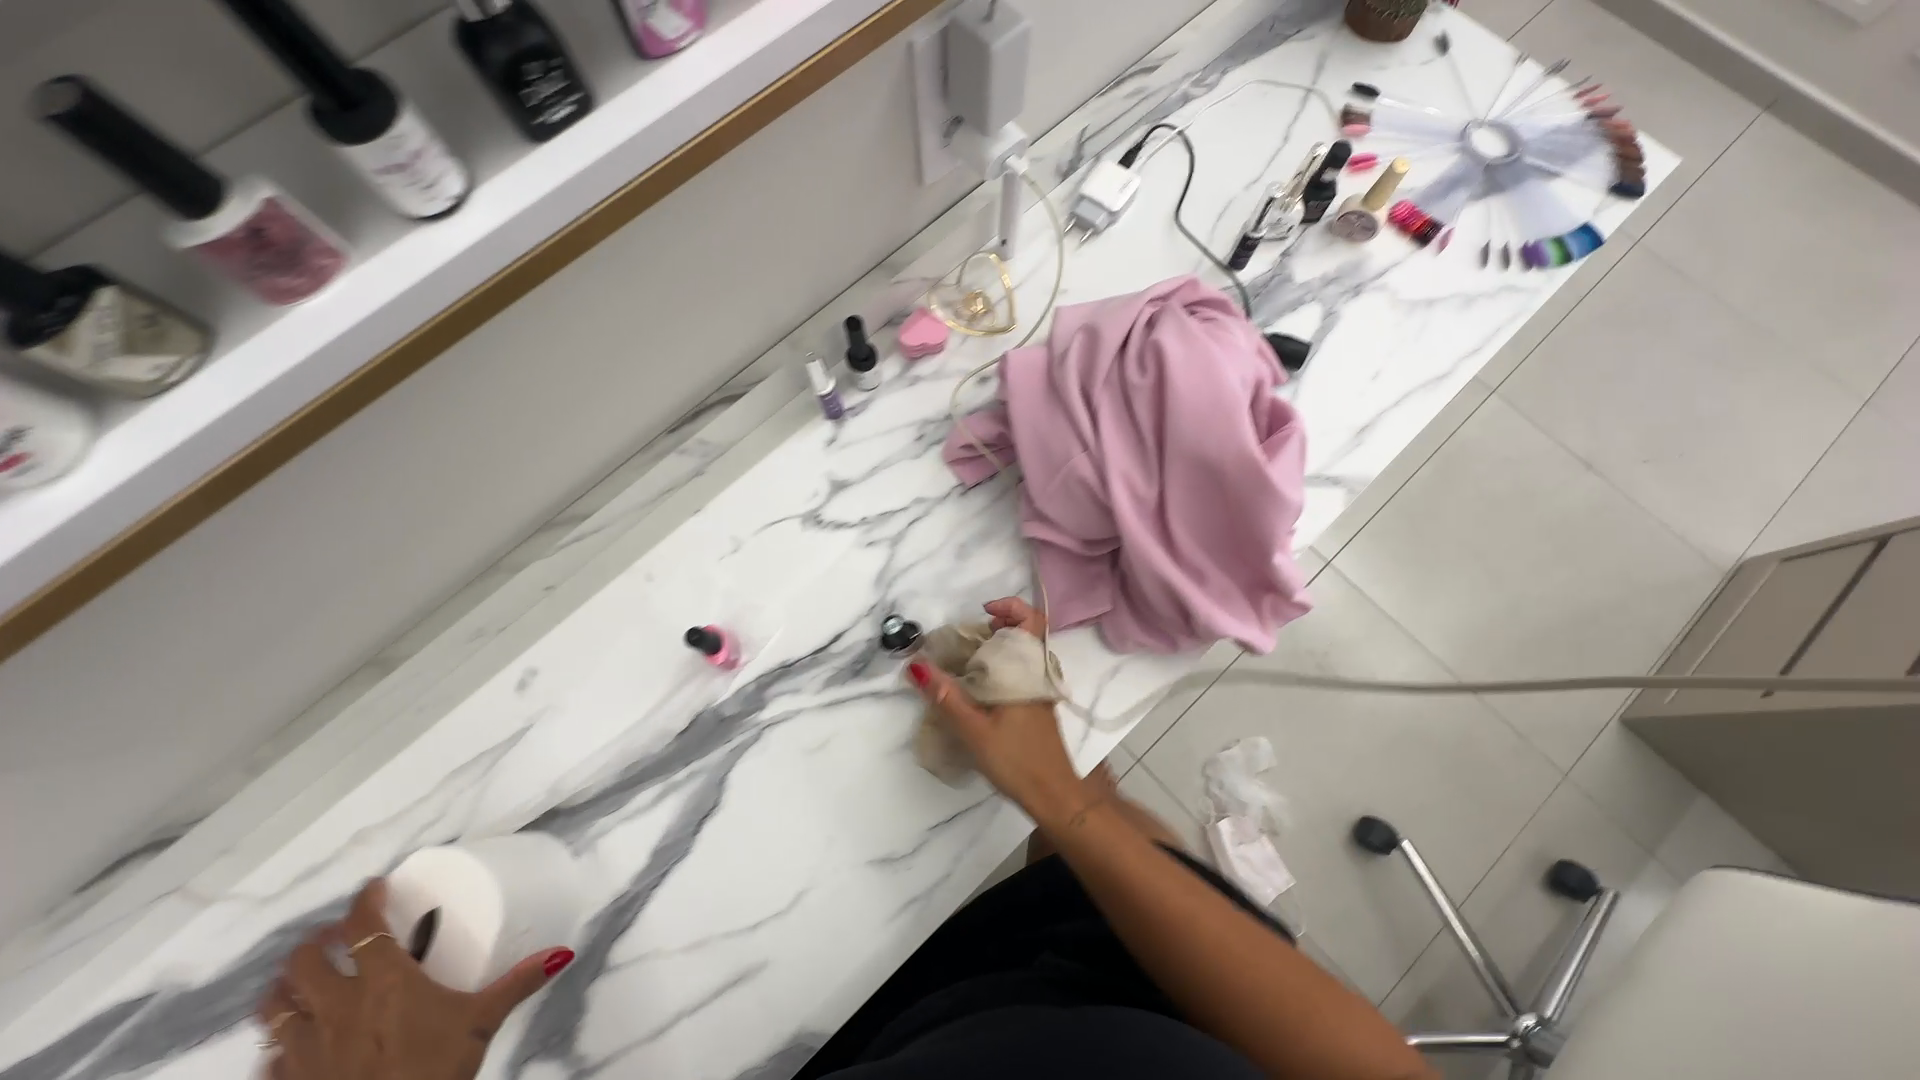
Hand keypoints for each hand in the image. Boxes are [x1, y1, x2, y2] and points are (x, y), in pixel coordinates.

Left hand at [255, 879, 573, 1079]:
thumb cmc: (433, 1070)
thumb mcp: (481, 1023)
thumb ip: (516, 984)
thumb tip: (562, 952)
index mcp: (383, 982)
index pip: (364, 926)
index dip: (366, 899)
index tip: (376, 886)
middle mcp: (335, 1006)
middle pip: (304, 960)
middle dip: (315, 942)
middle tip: (338, 938)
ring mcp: (304, 1047)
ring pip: (274, 1004)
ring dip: (285, 986)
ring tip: (303, 980)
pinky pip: (269, 1054)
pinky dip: (277, 1041)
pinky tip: (292, 1042)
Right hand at [906, 597, 1087, 827]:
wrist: (1055, 796)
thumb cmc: (1017, 760)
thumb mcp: (974, 730)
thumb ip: (946, 696)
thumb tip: (916, 664)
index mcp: (1027, 671)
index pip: (1031, 620)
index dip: (1010, 606)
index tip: (983, 612)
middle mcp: (1038, 674)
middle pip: (1024, 634)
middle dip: (996, 626)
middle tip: (966, 638)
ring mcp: (1039, 691)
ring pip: (1022, 655)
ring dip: (997, 648)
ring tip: (966, 661)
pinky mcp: (1036, 708)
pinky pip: (1019, 673)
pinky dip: (999, 668)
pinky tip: (977, 688)